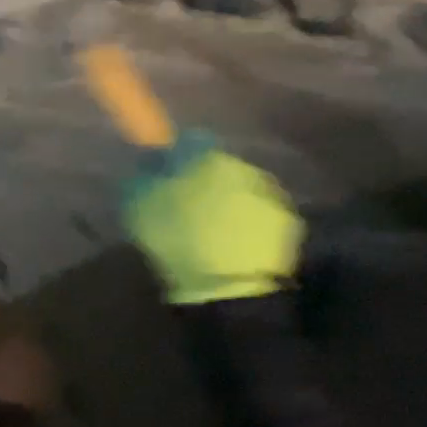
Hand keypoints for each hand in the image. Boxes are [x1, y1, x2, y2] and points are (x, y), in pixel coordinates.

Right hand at [123, 131, 302, 304]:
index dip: (174, 153)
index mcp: (209, 159)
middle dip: (203, 176)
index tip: (162, 170)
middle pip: (219, 163)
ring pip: (241, 187)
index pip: (191, 140)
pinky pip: (258, 212)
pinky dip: (244, 219)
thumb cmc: (176, 237)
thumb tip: (151, 159)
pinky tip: (229, 237)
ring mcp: (272, 197)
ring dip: (226, 197)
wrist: (230, 286)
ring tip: (208, 222)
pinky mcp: (288, 225)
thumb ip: (144, 173)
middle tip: (184, 198)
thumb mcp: (138, 202)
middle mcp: (246, 169)